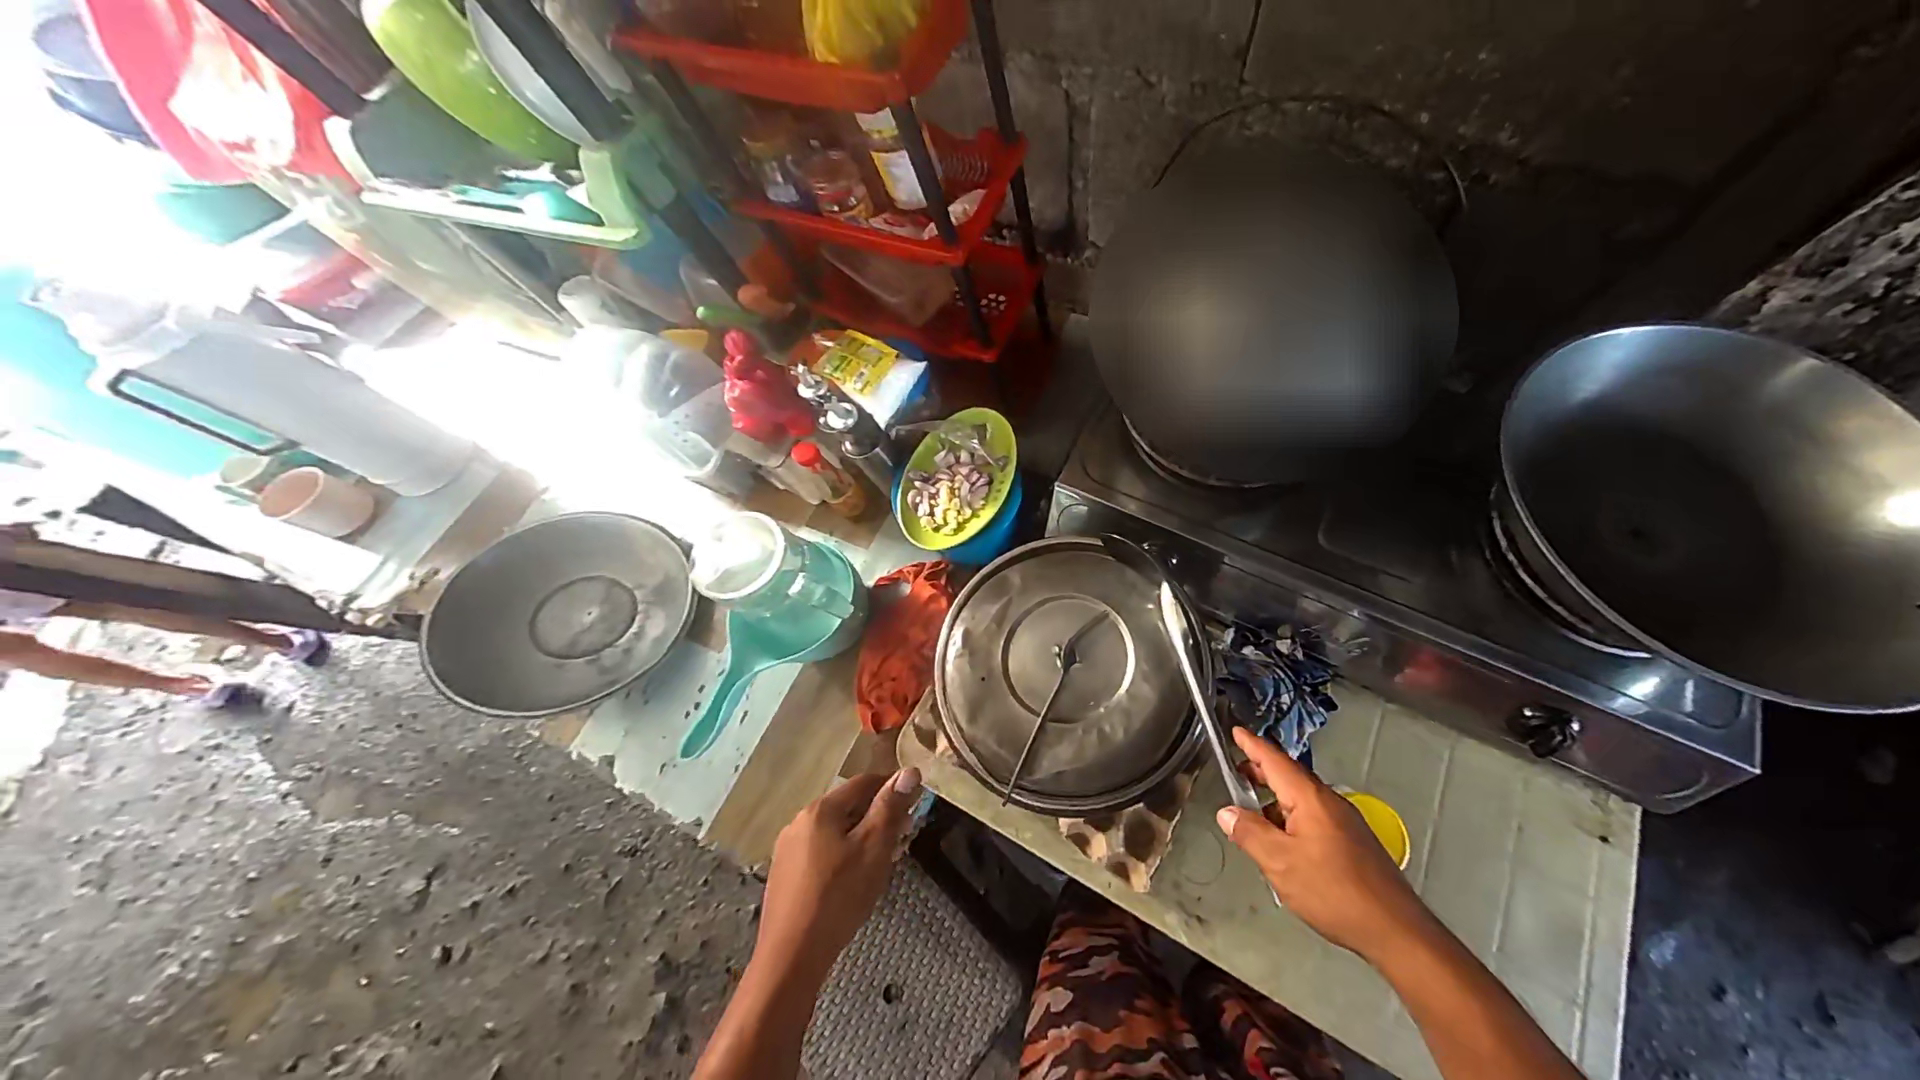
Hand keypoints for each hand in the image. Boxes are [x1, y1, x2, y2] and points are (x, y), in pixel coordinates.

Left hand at [755, 768, 922, 983]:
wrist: (791, 957)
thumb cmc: (839, 897)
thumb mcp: (874, 848)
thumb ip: (890, 808)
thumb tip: (909, 771)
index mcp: (820, 809)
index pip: (863, 782)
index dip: (891, 787)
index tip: (914, 803)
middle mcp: (799, 821)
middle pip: (847, 806)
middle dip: (877, 816)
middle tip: (902, 838)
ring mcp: (788, 849)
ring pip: (834, 831)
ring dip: (861, 837)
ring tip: (882, 861)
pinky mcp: (784, 875)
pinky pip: (821, 852)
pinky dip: (842, 855)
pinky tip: (853, 880)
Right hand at [1217, 728, 1436, 961]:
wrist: (1395, 931)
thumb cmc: (1335, 892)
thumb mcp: (1279, 862)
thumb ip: (1249, 833)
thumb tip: (1227, 813)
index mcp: (1310, 799)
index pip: (1275, 760)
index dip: (1251, 745)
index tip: (1236, 732)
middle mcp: (1330, 803)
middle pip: (1289, 776)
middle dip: (1260, 771)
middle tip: (1236, 773)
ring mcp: (1345, 823)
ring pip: (1301, 799)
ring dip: (1274, 799)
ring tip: (1252, 815)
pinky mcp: (1353, 843)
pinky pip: (1313, 817)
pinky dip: (1290, 818)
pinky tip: (1283, 843)